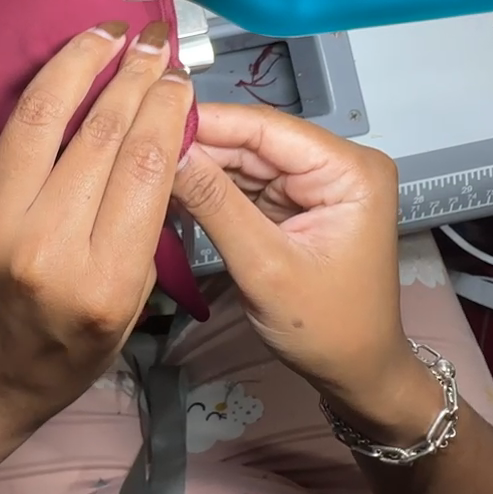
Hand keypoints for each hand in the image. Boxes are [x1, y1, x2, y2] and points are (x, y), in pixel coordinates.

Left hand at [0, 0, 194, 449]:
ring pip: (40, 113)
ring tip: (103, 34)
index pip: (147, 164)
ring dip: (78, 60)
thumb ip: (146, 227)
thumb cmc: (59, 353)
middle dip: (134, 75)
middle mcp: (43, 243)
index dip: (166, 106)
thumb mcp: (130, 308)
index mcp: (102, 278)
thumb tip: (158, 137)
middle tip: (150, 42)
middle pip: (102, 132)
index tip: (175, 78)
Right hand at [170, 104, 437, 440]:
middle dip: (197, 147)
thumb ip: (214, 203)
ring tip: (144, 167)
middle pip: (251, 141)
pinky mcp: (293, 200)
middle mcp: (334, 163)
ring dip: (197, 167)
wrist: (356, 375)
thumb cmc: (325, 327)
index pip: (265, 128)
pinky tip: (171, 188)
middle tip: (135, 148)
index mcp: (348, 169)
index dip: (206, 121)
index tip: (147, 118)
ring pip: (242, 159)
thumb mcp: (264, 266)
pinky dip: (208, 189)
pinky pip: (243, 182)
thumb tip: (166, 150)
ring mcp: (313, 181)